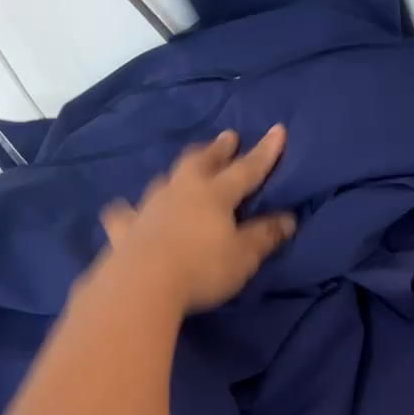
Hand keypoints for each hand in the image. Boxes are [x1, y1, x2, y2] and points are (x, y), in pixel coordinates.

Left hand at [96, 126, 296, 314]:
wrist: (141, 284)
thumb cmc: (203, 267)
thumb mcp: (245, 255)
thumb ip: (265, 235)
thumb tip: (287, 218)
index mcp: (214, 195)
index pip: (246, 169)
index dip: (264, 152)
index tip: (278, 130)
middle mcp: (180, 192)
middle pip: (200, 163)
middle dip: (217, 150)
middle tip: (227, 138)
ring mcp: (149, 207)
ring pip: (166, 181)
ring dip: (179, 174)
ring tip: (186, 170)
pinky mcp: (126, 229)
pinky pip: (127, 214)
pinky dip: (130, 210)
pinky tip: (127, 209)